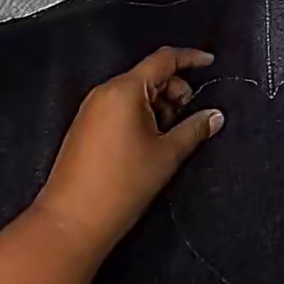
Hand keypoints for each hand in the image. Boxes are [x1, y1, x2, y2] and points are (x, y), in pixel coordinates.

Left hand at [32, 46, 223, 254]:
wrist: (68, 225)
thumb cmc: (120, 186)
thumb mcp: (167, 155)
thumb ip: (195, 128)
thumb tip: (215, 116)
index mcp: (125, 90)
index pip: (164, 59)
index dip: (190, 58)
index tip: (210, 62)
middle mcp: (105, 91)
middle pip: (151, 75)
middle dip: (175, 91)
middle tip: (190, 118)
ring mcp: (92, 109)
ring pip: (136, 93)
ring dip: (159, 106)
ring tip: (168, 137)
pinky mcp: (84, 127)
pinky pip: (120, 107)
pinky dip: (141, 115)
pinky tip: (149, 143)